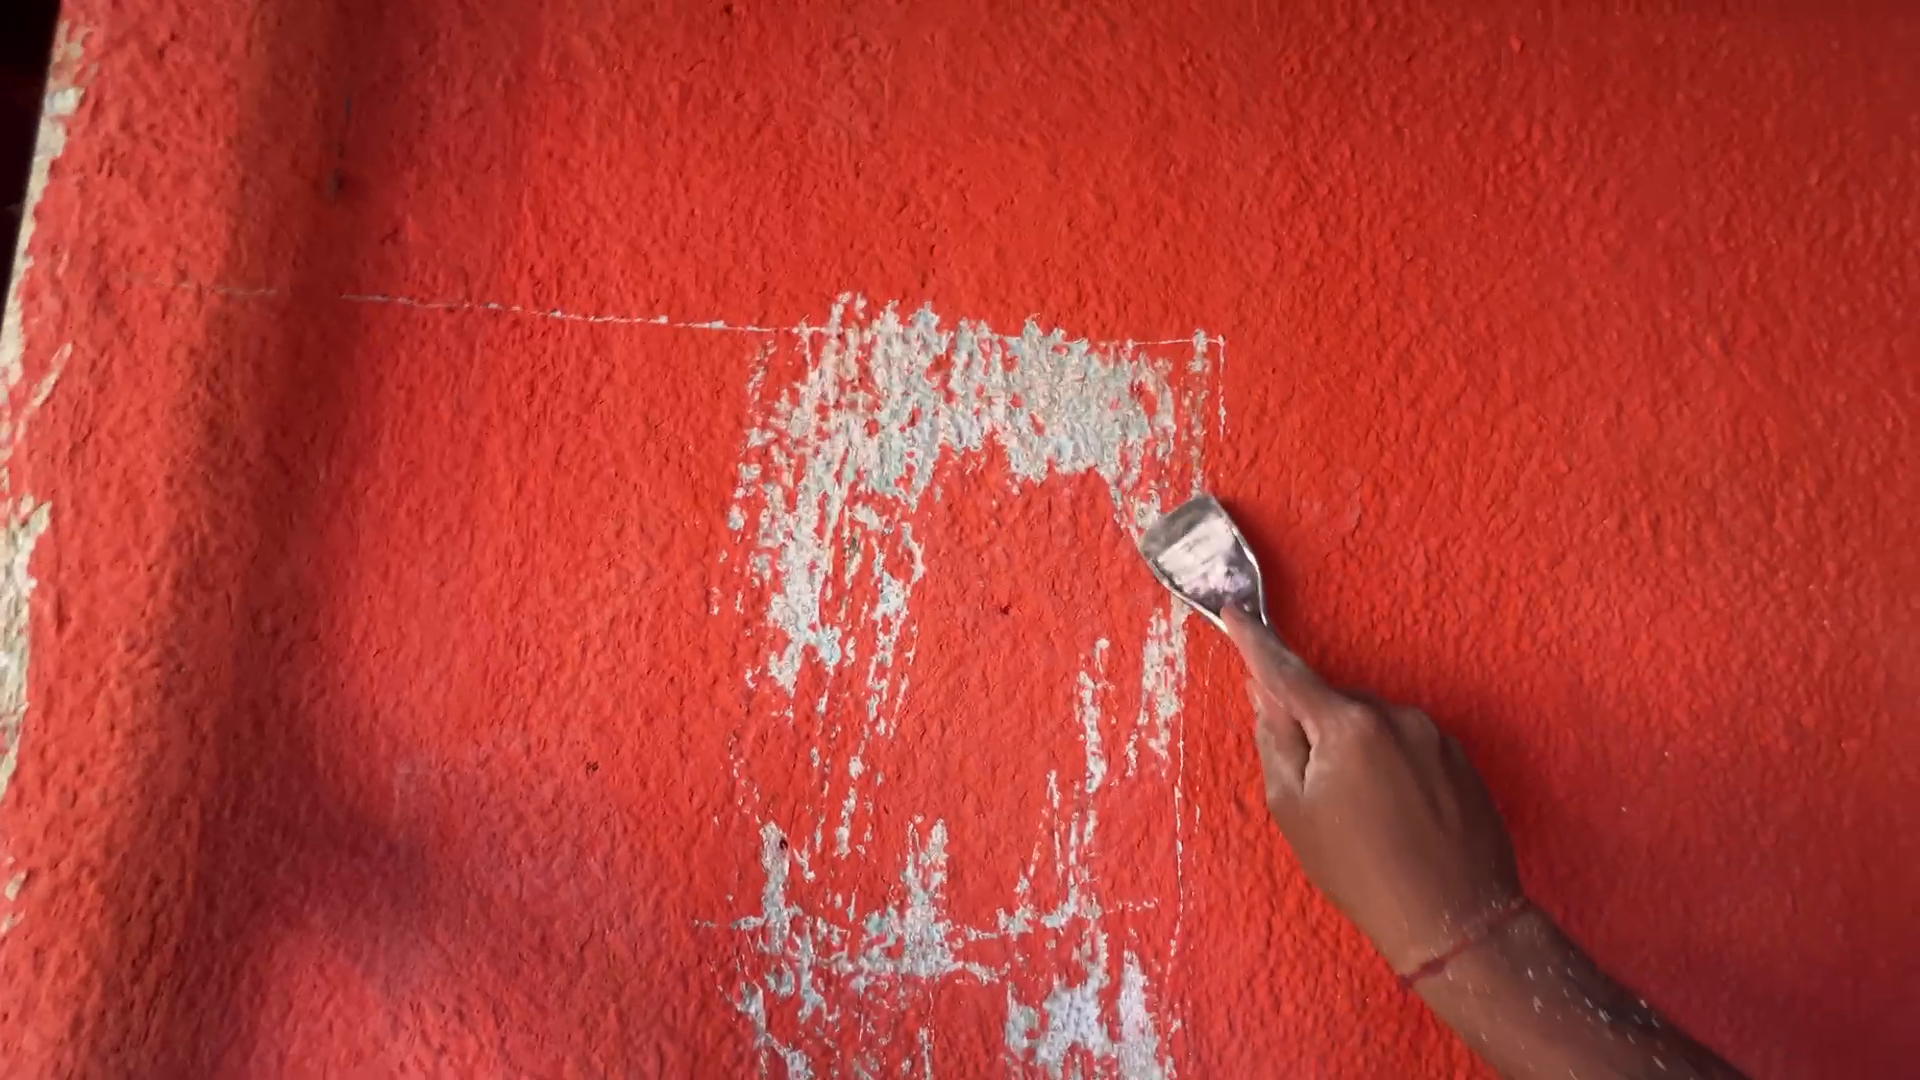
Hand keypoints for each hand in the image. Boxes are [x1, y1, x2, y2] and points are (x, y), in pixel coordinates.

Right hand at [1222, 605, 1522, 973]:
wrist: (1456, 921)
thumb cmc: (1358, 867)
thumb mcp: (1292, 806)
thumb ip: (1274, 738)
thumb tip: (1263, 691)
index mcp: (1348, 725)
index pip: (1286, 671)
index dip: (1254, 641)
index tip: (1232, 611)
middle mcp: (1394, 715)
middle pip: (1329, 702)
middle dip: (1311, 727)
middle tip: (1314, 787)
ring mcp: (1432, 733)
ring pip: (1366, 722)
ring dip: (1349, 746)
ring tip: (1361, 810)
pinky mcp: (1457, 755)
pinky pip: (1401, 740)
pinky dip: (1382, 760)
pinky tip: (1389, 809)